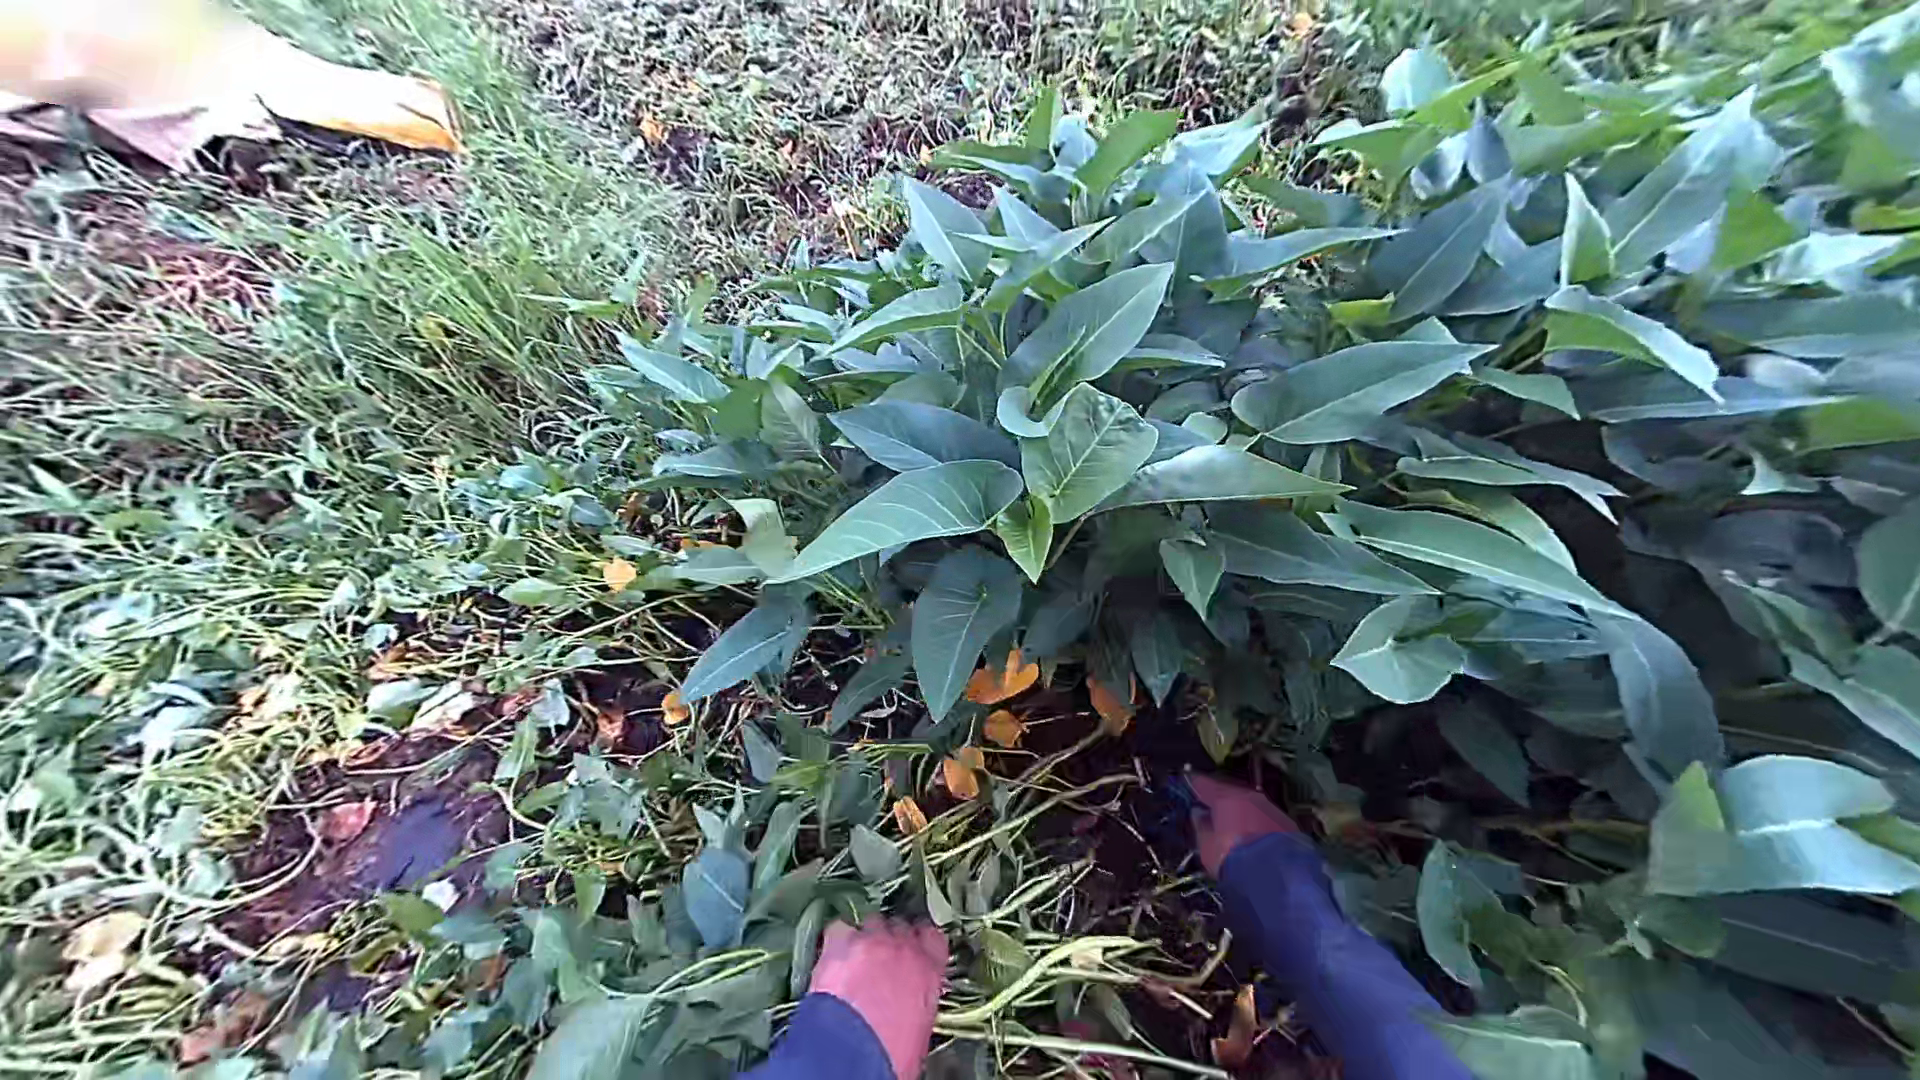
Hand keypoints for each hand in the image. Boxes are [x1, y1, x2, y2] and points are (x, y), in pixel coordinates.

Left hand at [808, 917, 948, 1078]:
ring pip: (872, 922)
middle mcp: (903, 947)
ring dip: (866, 937)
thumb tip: (910, 1003)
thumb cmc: (888, 1057)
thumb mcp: (918, 1030)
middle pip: (900, 926)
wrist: (852, 1059)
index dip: (922, 942)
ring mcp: (872, 941)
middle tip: (881, 962)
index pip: (933, 938)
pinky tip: (833, 955)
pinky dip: (837, 938)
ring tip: (856, 959)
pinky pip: (840, 928)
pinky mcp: (841, 942)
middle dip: (892, 940)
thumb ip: (919, 1000)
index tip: (915, 950)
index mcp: (928, 971)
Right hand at [1188, 772, 1297, 876]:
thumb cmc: (1233, 859)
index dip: (1195, 785)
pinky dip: (1258, 822)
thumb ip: (1201, 827)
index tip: (1189, 787)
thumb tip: (1199, 813)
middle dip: (1220, 798)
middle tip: (1212, 807)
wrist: (1280, 877)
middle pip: (1229, 791)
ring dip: (1241, 810)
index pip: (1204, 783)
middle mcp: (1248, 796)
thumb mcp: (1207, 847)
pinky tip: (1256, 835)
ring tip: (1235, 823)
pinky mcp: (1289, 824)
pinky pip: (1266, 817)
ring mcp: (1271, 808)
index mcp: (1224, 797)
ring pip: (1250, 803)